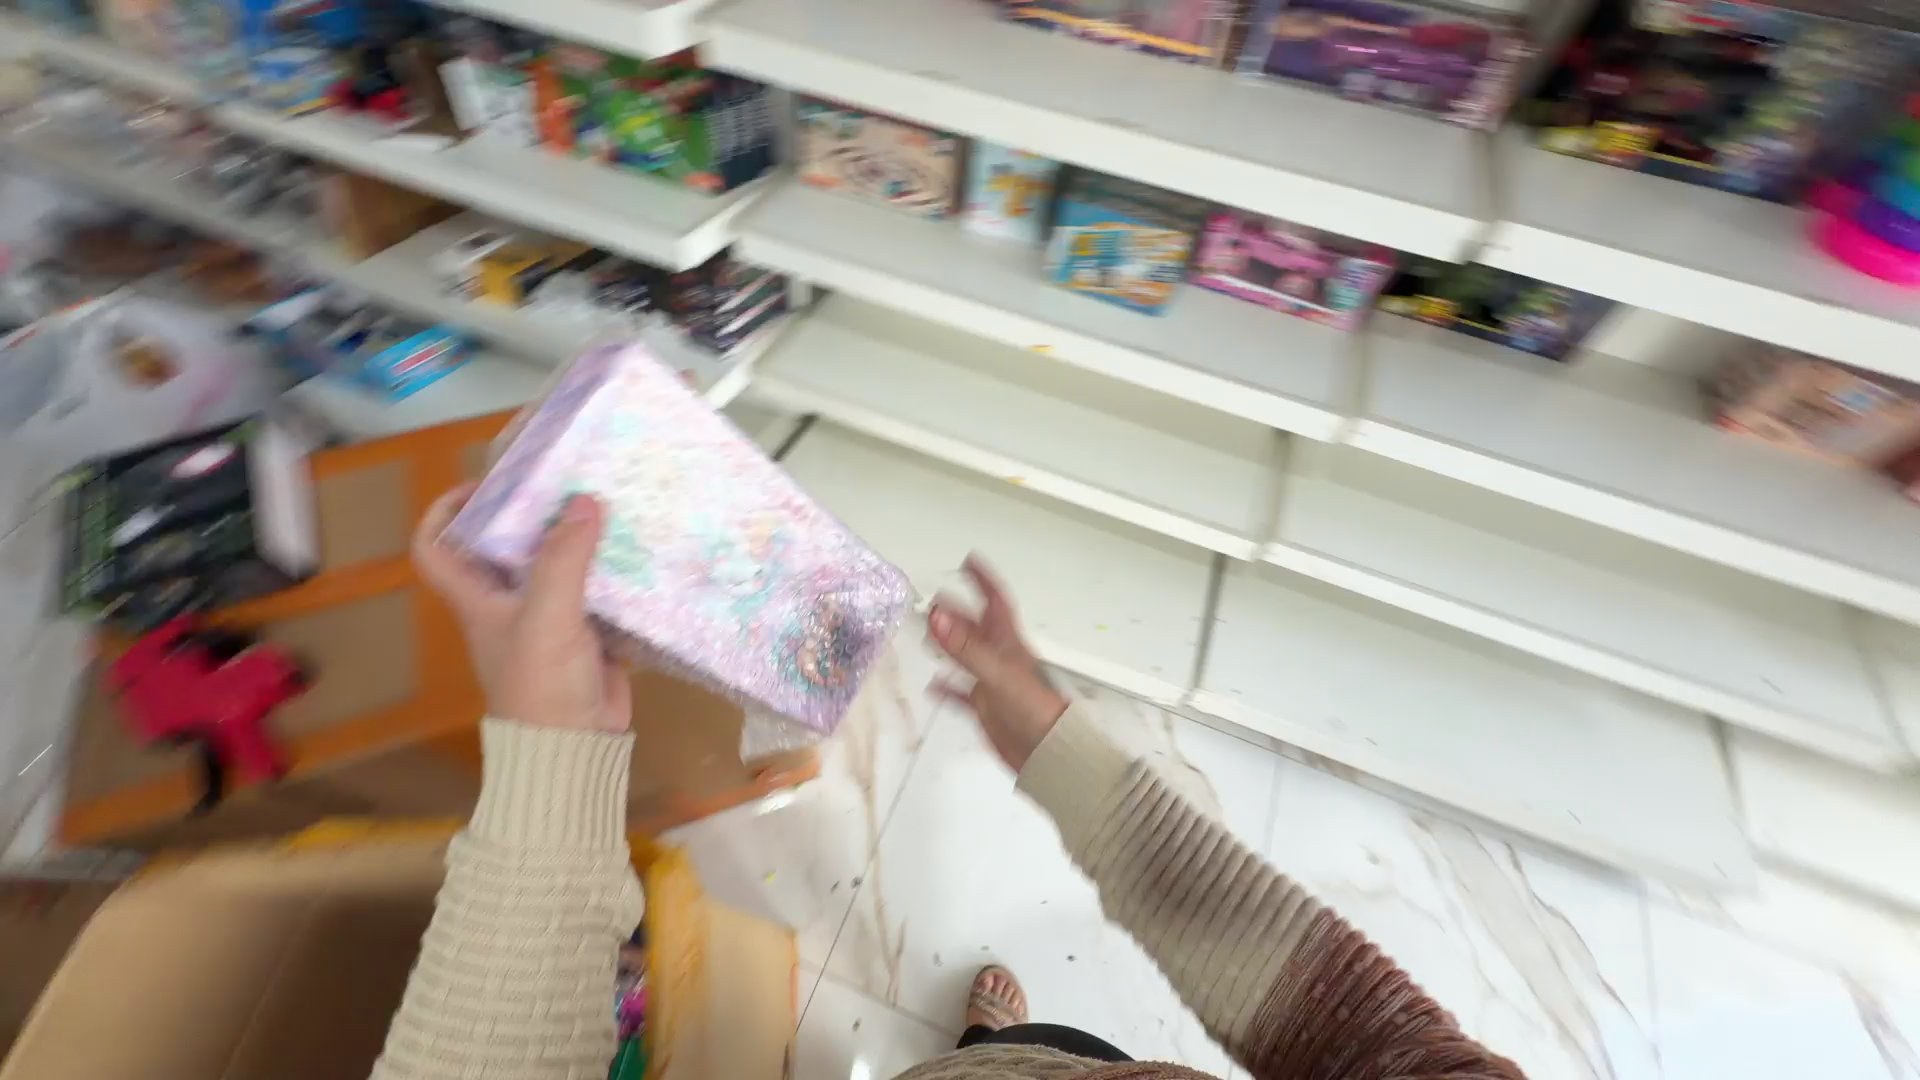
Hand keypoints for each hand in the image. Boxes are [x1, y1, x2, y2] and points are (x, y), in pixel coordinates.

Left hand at [414, 485, 630, 733]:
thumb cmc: (542, 684)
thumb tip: (585, 500)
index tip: (482, 486)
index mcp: (481, 601)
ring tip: (611, 507)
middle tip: (569, 484)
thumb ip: (563, 560)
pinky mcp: (591, 635)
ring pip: (560, 568)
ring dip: (581, 541)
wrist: (577, 745)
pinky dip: (616, 572)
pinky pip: (599, 593)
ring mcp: (554, 621)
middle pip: (509, 550)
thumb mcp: (546, 616)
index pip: (437, 551)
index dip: (444, 514)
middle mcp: (512, 605)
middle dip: (533, 515)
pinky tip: (639, 553)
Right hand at [927, 556, 1068, 771]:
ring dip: (949, 644)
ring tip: (930, 633)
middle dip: (957, 610)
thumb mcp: (997, 672)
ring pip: (967, 655)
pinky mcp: (986, 706)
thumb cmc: (1036, 709)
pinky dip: (947, 687)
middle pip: (975, 625)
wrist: (1049, 751)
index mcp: (1008, 641)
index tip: (969, 561)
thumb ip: (966, 647)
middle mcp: (999, 657)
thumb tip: (938, 618)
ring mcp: (992, 681)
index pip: (995, 600)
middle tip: (937, 599)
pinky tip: (935, 686)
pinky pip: (962, 692)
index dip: (983, 579)